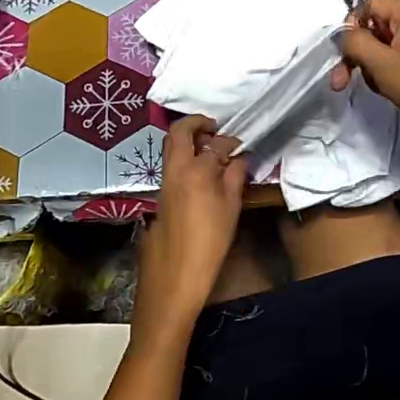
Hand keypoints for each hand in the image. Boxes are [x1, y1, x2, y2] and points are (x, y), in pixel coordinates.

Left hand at [137, 116, 247, 333]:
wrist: (175, 275)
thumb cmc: (209, 243)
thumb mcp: (231, 209)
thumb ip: (234, 177)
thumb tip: (238, 158)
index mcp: (196, 170)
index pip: (215, 143)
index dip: (230, 140)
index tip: (240, 144)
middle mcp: (175, 169)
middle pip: (178, 132)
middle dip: (197, 124)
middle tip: (215, 130)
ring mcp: (163, 181)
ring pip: (170, 147)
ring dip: (188, 141)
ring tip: (210, 151)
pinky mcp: (159, 195)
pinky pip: (170, 165)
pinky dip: (183, 158)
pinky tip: (201, 174)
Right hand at [332, 0, 399, 157]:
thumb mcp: (381, 63)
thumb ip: (356, 42)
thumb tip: (344, 33)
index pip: (372, 2)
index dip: (353, 21)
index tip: (346, 49)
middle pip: (375, 26)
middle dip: (356, 52)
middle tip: (340, 81)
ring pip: (383, 46)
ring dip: (369, 66)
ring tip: (376, 87)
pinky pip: (395, 60)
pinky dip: (384, 73)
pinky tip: (387, 90)